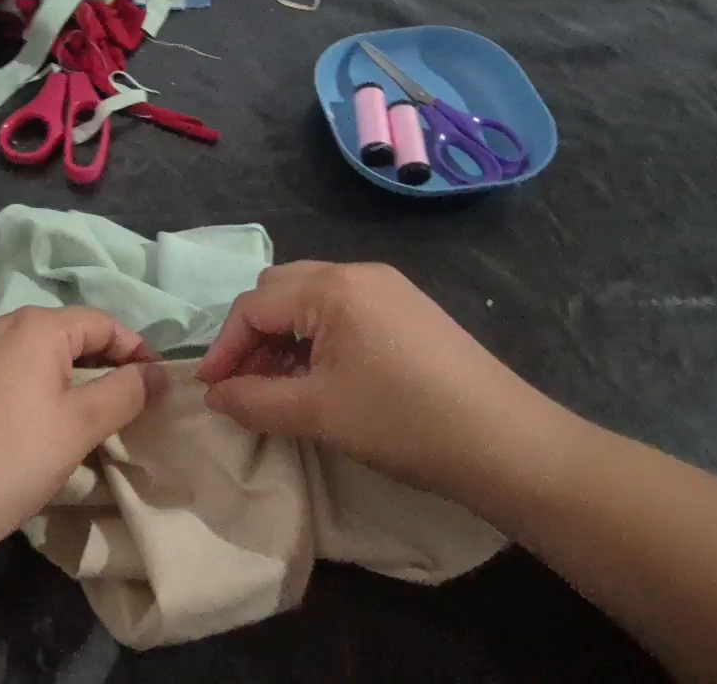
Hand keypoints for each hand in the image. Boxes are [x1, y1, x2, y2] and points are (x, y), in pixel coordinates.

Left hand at [0, 308, 165, 567]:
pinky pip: (6, 371)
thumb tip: (157, 373)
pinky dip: (33, 386)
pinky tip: (34, 424)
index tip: (156, 384)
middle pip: (66, 333)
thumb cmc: (14, 458)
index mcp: (35, 326)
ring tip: (86, 413)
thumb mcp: (81, 425)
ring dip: (67, 375)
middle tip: (127, 400)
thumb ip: (125, 392)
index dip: (135, 349)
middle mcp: (0, 326)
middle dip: (102, 361)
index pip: (101, 322)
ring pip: (34, 352)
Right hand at [196, 262, 568, 501]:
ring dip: (284, 336)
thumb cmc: (403, 422)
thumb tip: (214, 396)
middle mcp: (356, 273)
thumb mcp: (318, 413)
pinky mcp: (407, 308)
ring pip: (310, 298)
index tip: (210, 391)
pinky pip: (342, 309)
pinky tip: (323, 376)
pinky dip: (317, 336)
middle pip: (279, 290)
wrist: (506, 443)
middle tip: (245, 384)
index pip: (254, 305)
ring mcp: (387, 287)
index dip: (225, 348)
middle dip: (253, 335)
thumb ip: (255, 400)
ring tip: (280, 385)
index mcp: (331, 287)